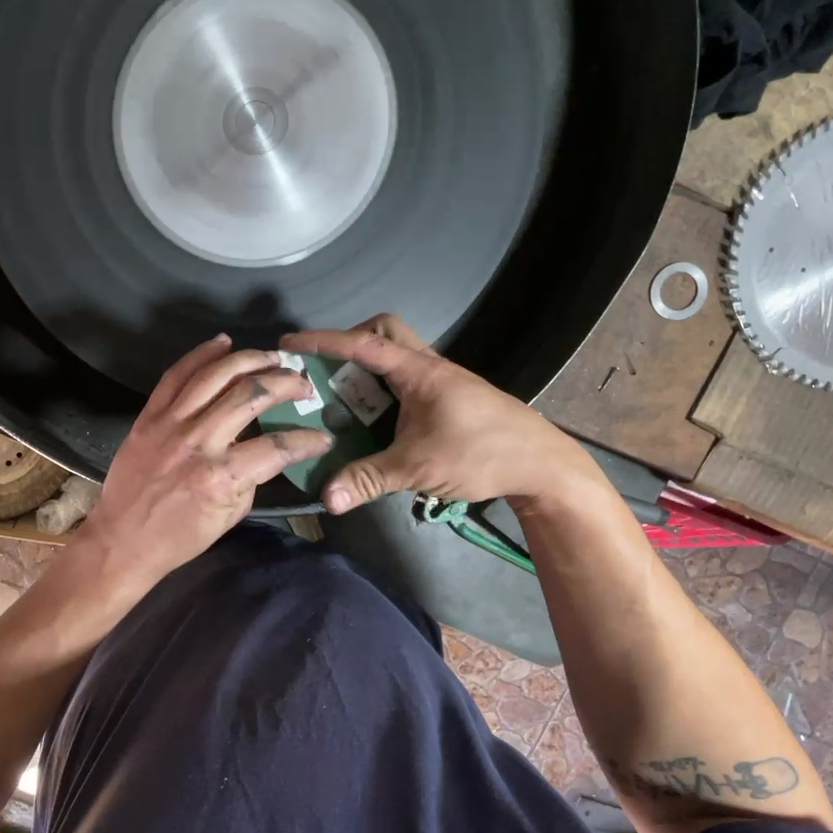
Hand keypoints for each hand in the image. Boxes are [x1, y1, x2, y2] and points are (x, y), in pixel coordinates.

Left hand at [77, 335, 333, 585]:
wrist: (123, 539)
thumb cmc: (180, 537)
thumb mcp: (230, 516)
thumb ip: (251, 478)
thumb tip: (265, 449)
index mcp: (221, 476)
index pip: (278, 446)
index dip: (308, 440)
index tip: (322, 437)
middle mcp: (198, 442)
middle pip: (251, 395)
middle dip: (286, 383)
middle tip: (303, 383)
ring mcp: (170, 424)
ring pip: (215, 375)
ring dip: (250, 359)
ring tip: (274, 356)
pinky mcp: (148, 416)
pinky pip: (176, 376)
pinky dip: (200, 355)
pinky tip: (223, 343)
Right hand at [281, 315, 594, 514]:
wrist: (543, 466)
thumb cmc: (482, 455)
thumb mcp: (417, 468)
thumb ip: (367, 479)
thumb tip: (326, 499)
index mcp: (419, 373)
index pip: (363, 345)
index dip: (323, 342)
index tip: (289, 345)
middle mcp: (429, 368)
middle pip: (383, 333)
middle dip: (348, 343)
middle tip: (324, 371)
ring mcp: (442, 383)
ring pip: (395, 357)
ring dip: (365, 370)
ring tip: (338, 399)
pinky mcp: (449, 400)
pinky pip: (405, 381)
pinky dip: (382, 391)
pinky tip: (373, 422)